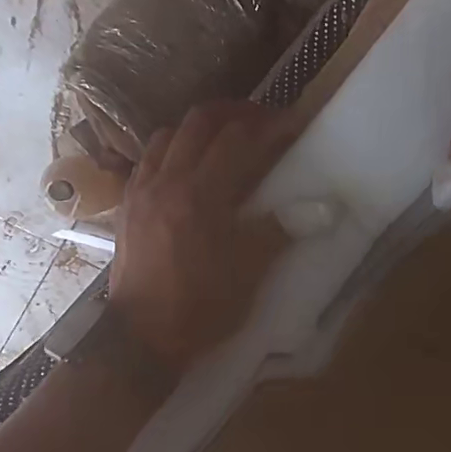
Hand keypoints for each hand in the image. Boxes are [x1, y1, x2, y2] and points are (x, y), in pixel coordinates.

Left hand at [108, 101, 295, 368]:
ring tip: (226, 137)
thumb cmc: (202, 307)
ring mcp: (142, 190)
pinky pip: (150, 158)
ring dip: (202, 126)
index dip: (271, 124)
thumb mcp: (251, 272)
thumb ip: (281, 230)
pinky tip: (189, 165)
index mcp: (202, 195)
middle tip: (263, 119)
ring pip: (169, 133)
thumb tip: (322, 208)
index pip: (239, 139)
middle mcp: (168, 181)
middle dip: (236, 111)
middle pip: (200, 121)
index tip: (294, 122)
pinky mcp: (128, 204)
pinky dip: (175, 147)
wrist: (141, 339)